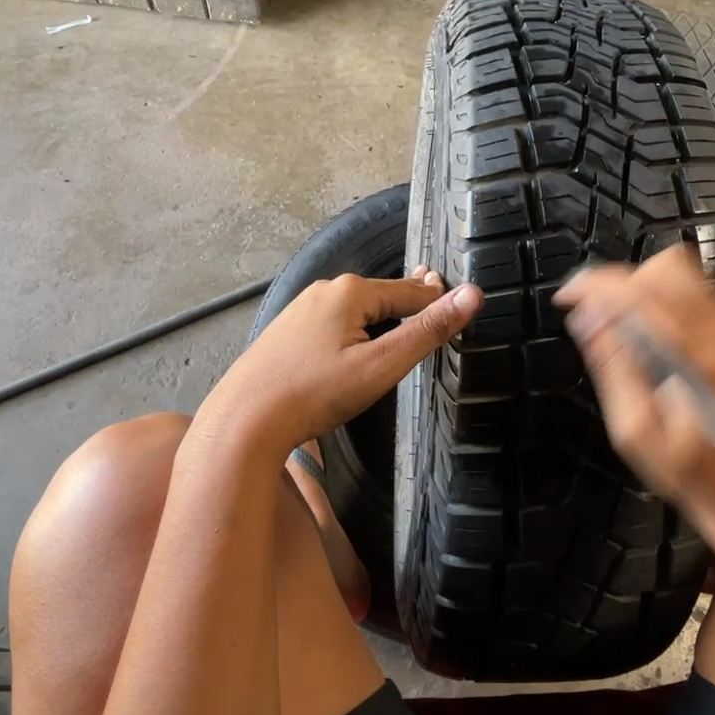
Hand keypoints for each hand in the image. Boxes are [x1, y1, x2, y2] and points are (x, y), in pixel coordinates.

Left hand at [204, 268, 483, 454]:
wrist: (242, 423)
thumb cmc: (314, 394)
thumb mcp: (381, 366)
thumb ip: (428, 330)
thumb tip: (472, 294)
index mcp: (350, 292)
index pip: (412, 291)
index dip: (439, 301)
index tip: (463, 305)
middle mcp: (325, 291)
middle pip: (383, 295)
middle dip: (410, 302)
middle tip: (438, 303)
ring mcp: (301, 310)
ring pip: (357, 309)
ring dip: (383, 315)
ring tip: (405, 320)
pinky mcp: (287, 333)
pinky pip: (334, 322)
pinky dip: (356, 327)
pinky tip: (359, 341)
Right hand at [556, 247, 714, 514]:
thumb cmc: (687, 471)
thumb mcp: (635, 432)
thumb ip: (613, 368)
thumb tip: (586, 315)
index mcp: (695, 358)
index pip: (640, 293)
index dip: (595, 284)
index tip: (566, 297)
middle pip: (664, 268)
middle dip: (620, 282)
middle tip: (596, 314)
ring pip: (681, 273)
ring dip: (641, 288)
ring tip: (620, 324)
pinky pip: (694, 292)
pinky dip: (662, 300)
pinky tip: (649, 336)